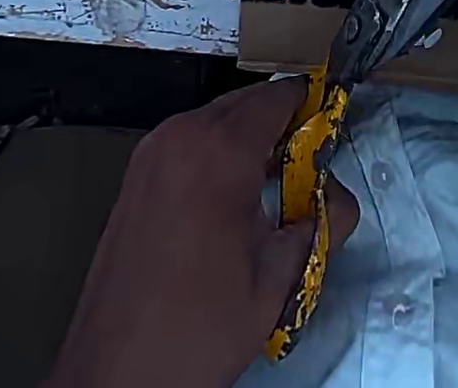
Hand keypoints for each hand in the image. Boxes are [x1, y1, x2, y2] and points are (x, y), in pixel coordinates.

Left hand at [44, 78, 360, 387]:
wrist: (116, 370)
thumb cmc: (202, 323)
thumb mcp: (280, 278)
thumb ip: (324, 222)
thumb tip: (341, 195)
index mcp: (221, 150)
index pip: (276, 97)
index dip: (309, 100)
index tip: (330, 116)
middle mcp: (183, 132)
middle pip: (245, 100)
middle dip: (280, 116)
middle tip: (307, 152)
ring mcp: (153, 147)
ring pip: (216, 116)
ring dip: (248, 130)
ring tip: (272, 174)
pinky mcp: (137, 168)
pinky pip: (190, 136)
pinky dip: (217, 145)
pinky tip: (230, 188)